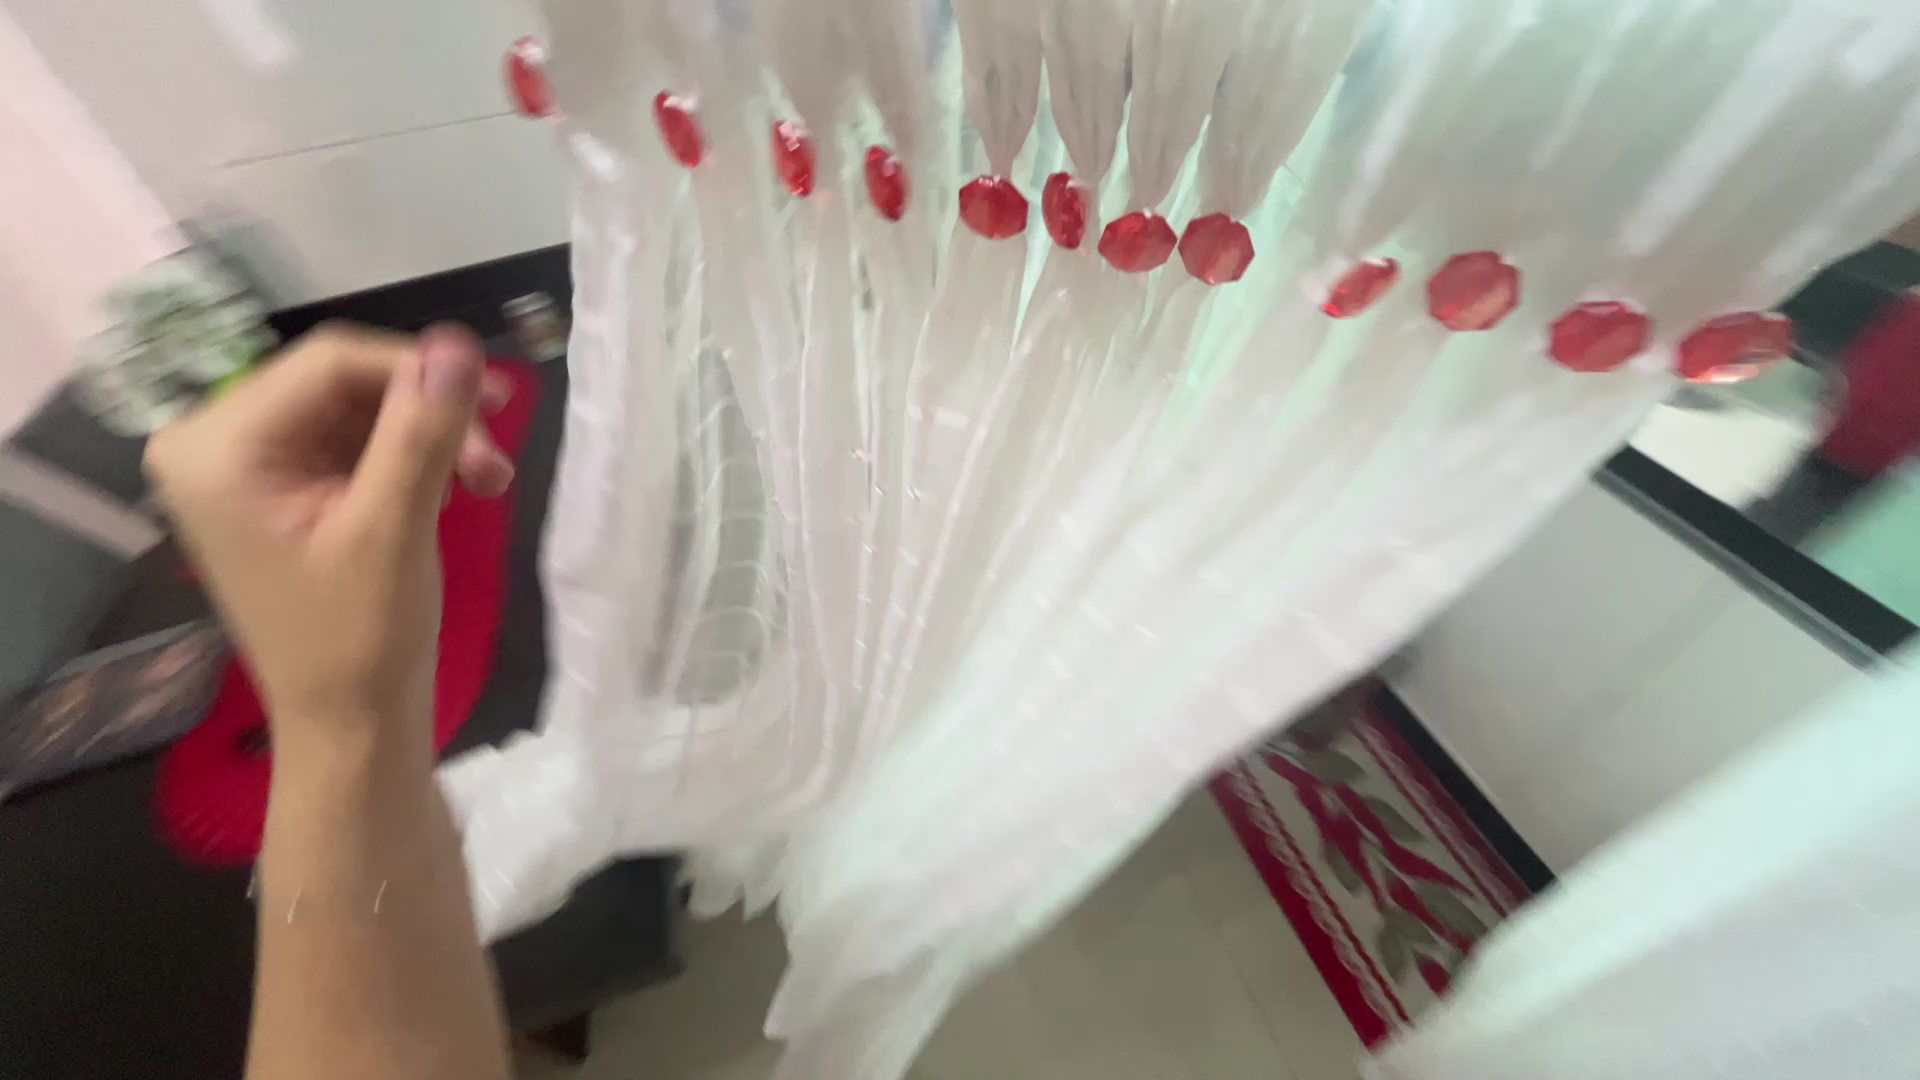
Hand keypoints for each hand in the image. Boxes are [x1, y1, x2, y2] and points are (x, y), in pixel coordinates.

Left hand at [144, 323, 513, 758]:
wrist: (354, 716)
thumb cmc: (361, 634)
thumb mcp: (394, 527)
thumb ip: (423, 431)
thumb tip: (460, 345)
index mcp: (219, 445)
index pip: (329, 362)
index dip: (419, 370)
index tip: (500, 402)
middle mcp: (226, 443)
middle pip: (350, 386)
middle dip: (434, 416)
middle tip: (497, 466)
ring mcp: (262, 468)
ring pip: (370, 414)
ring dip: (438, 440)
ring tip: (491, 483)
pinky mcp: (298, 491)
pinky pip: (369, 446)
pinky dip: (422, 461)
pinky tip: (458, 490)